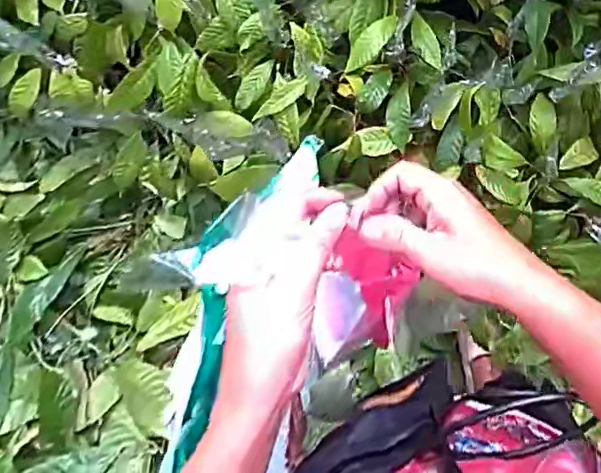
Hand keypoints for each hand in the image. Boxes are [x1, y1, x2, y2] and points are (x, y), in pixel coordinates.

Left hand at [218, 190, 348, 405]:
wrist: (256, 403)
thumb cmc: (271, 346)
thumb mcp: (297, 289)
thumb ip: (316, 244)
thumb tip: (338, 210)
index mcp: (251, 251)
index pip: (282, 207)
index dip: (314, 198)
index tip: (344, 200)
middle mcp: (253, 259)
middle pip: (288, 222)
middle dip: (320, 214)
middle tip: (350, 216)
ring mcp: (263, 278)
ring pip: (295, 242)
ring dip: (320, 235)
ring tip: (347, 235)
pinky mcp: (274, 296)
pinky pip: (297, 263)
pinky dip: (317, 257)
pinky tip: (334, 262)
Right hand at [352, 161, 555, 310]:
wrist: (519, 283)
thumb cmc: (477, 267)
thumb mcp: (429, 253)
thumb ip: (395, 235)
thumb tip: (364, 227)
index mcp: (439, 190)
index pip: (398, 173)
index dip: (376, 192)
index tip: (363, 218)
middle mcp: (445, 191)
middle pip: (403, 184)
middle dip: (382, 205)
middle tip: (368, 233)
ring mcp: (452, 205)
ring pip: (412, 201)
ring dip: (395, 218)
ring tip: (385, 244)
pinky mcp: (457, 220)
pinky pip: (424, 214)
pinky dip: (409, 226)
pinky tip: (406, 250)